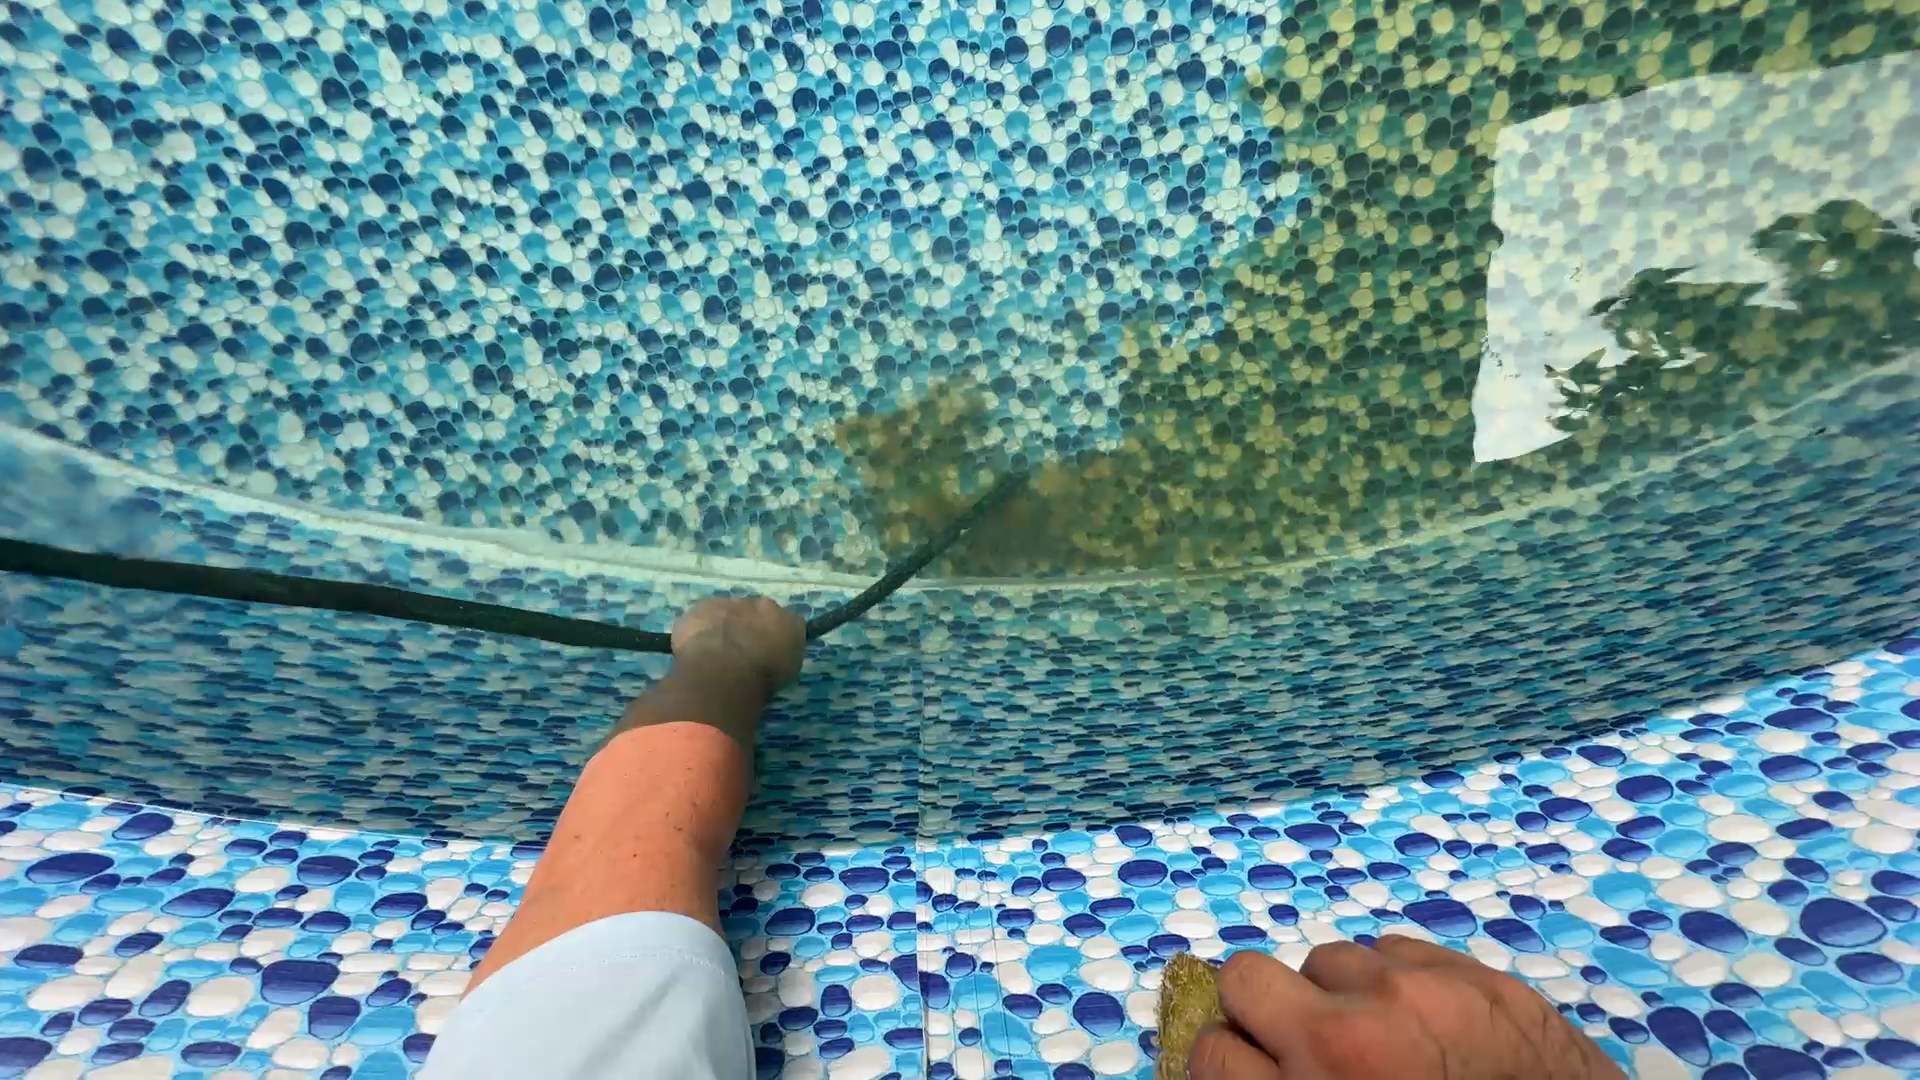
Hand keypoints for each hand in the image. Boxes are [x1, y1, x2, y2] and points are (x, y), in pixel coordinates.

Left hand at [670, 596, 805, 697]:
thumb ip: (783, 655)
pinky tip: (695, 648)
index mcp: (788, 620)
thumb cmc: (763, 677)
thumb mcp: (788, 672)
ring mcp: (732, 603)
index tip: (766, 650)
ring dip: (723, 625)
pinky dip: (699, 629)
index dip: (773, 635)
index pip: (786, 621)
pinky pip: (701, 616)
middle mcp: (762, 605)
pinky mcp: (703, 607)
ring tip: (714, 652)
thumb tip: (776, 654)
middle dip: (747, 626)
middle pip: (755, 611)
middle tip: (739, 650)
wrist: (726, 670)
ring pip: (727, 611)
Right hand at [1191, 937, 1623, 1079]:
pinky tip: (1439, 1029)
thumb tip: (1247, 1069)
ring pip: (1325, 959)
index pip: (1211, 1055)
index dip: (1226, 1067)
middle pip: (1245, 977)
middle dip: (1263, 1012)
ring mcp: (1412, 997)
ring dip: (1342, 995)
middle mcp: (1349, 1039)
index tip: (1254, 1076)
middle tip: (1304, 1049)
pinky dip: (1400, 983)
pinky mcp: (1470, 974)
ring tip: (1392, 1042)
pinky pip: (1392, 950)